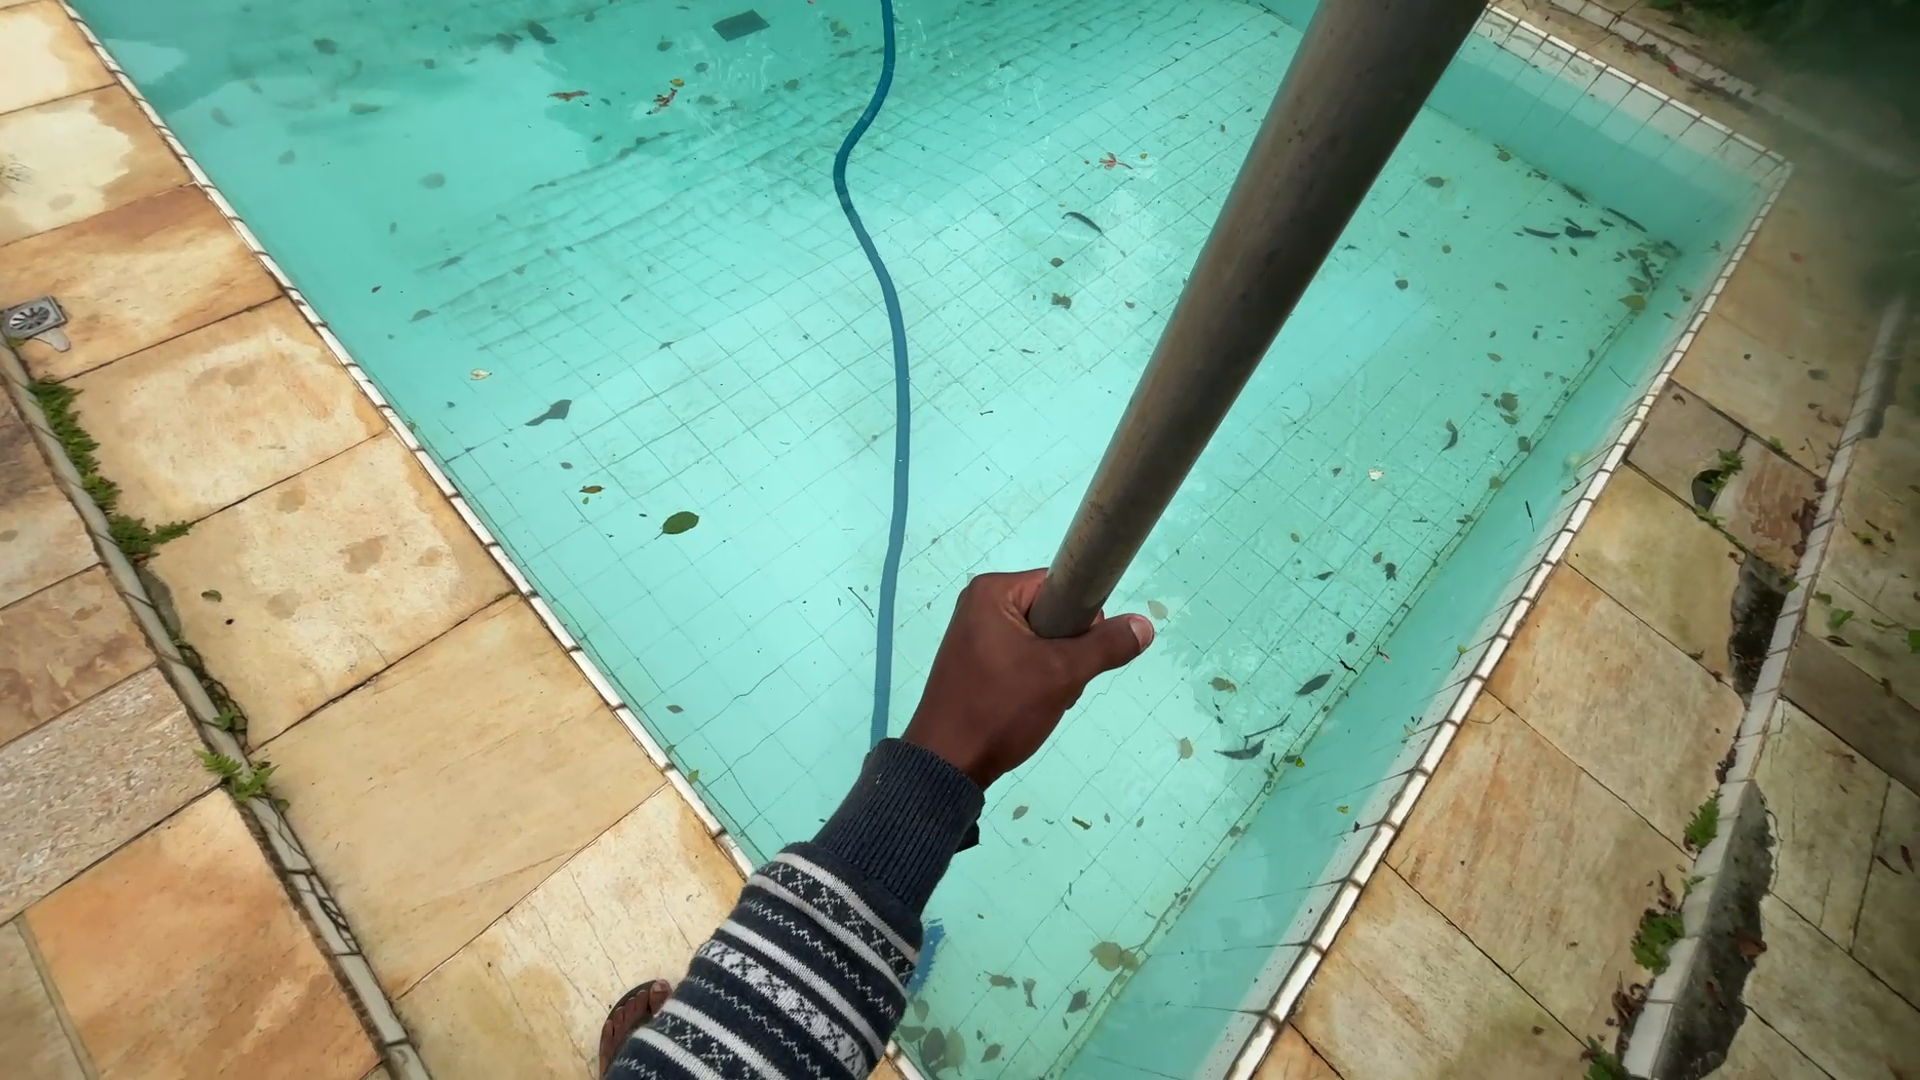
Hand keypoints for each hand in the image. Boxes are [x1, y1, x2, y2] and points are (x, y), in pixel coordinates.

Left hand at [902, 569, 1153, 789]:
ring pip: (1038, 640)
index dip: (1080, 616)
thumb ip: (1106, 646)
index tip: (1084, 651)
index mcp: (992, 591)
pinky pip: (1018, 658)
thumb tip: (1146, 624)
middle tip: (1063, 681)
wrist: (947, 764)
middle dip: (1067, 649)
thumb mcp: (1062, 674)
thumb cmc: (1001, 707)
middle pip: (1049, 614)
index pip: (1057, 585)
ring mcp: (972, 634)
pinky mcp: (972, 662)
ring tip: (1046, 697)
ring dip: (1054, 669)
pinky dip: (1033, 679)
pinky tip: (1031, 705)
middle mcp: (978, 604)